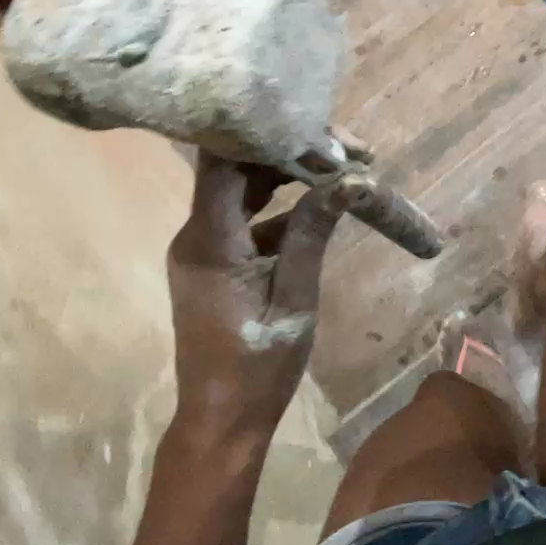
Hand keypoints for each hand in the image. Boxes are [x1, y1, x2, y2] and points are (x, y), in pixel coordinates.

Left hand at [166, 154, 351, 436]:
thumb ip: (313, 234)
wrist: (222, 420)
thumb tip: (349, 179)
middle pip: (234, 169)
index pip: (224, 162)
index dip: (265, 134)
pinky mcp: (214, 261)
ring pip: (240, 191)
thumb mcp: (295, 300)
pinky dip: (279, 207)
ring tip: (341, 166)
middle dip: (288, 151)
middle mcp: (196, 233)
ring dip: (286, 177)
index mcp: (209, 240)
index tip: (316, 124)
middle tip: (345, 147)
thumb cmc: (259, 367)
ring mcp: (203, 246)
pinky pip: (245, 218)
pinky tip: (320, 204)